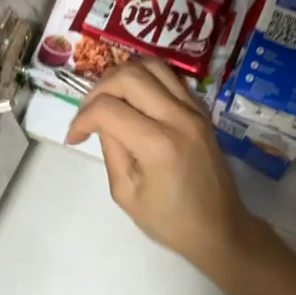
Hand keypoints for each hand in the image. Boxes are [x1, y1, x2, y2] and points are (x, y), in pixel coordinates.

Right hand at [66, 60, 267, 274]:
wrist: (220, 228)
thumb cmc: (171, 221)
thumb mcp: (126, 194)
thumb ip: (111, 151)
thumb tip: (101, 122)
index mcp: (158, 145)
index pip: (107, 109)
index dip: (81, 119)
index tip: (75, 138)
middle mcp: (179, 117)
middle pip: (128, 75)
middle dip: (98, 90)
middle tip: (89, 115)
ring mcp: (194, 110)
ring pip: (151, 66)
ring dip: (122, 77)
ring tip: (110, 101)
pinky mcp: (201, 110)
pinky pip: (169, 78)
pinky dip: (145, 81)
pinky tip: (135, 103)